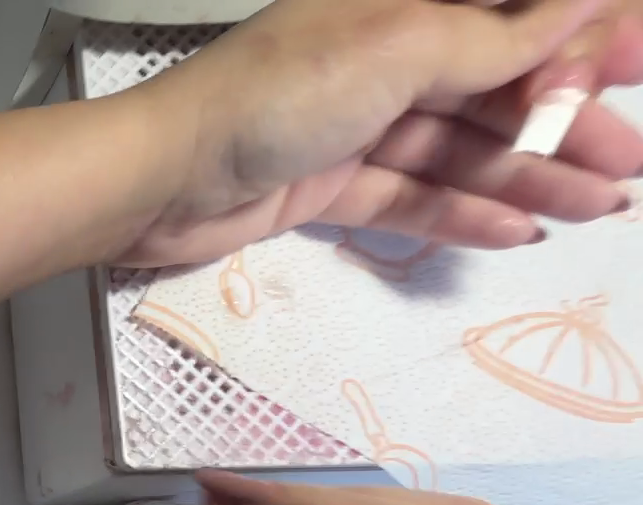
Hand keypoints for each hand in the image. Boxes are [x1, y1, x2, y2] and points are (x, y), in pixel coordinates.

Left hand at [117, 0, 642, 266]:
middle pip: (494, 84)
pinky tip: (516, 232)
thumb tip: (583, 13)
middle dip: (565, 118)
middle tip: (628, 161)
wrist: (159, 179)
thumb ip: (493, 37)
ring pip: (454, 148)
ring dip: (526, 174)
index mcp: (405, 2)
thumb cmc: (277, 94)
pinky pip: (402, 197)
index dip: (582, 38)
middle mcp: (383, 60)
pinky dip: (455, 213)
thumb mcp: (401, 44)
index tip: (637, 69)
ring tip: (600, 205)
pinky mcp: (319, 188)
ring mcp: (349, 128)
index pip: (515, 11)